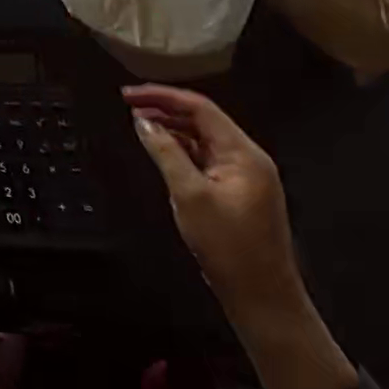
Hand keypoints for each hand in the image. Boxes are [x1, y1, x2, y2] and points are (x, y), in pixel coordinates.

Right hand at [123, 84, 296, 307]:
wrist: (261, 294)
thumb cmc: (228, 246)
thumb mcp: (189, 194)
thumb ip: (165, 152)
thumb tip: (143, 122)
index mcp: (244, 154)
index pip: (200, 108)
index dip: (162, 96)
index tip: (129, 94)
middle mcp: (247, 158)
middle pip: (202, 119)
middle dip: (164, 107)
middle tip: (128, 103)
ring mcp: (242, 174)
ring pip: (201, 137)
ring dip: (169, 125)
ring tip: (137, 121)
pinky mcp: (234, 189)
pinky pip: (203, 156)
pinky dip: (178, 146)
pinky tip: (158, 146)